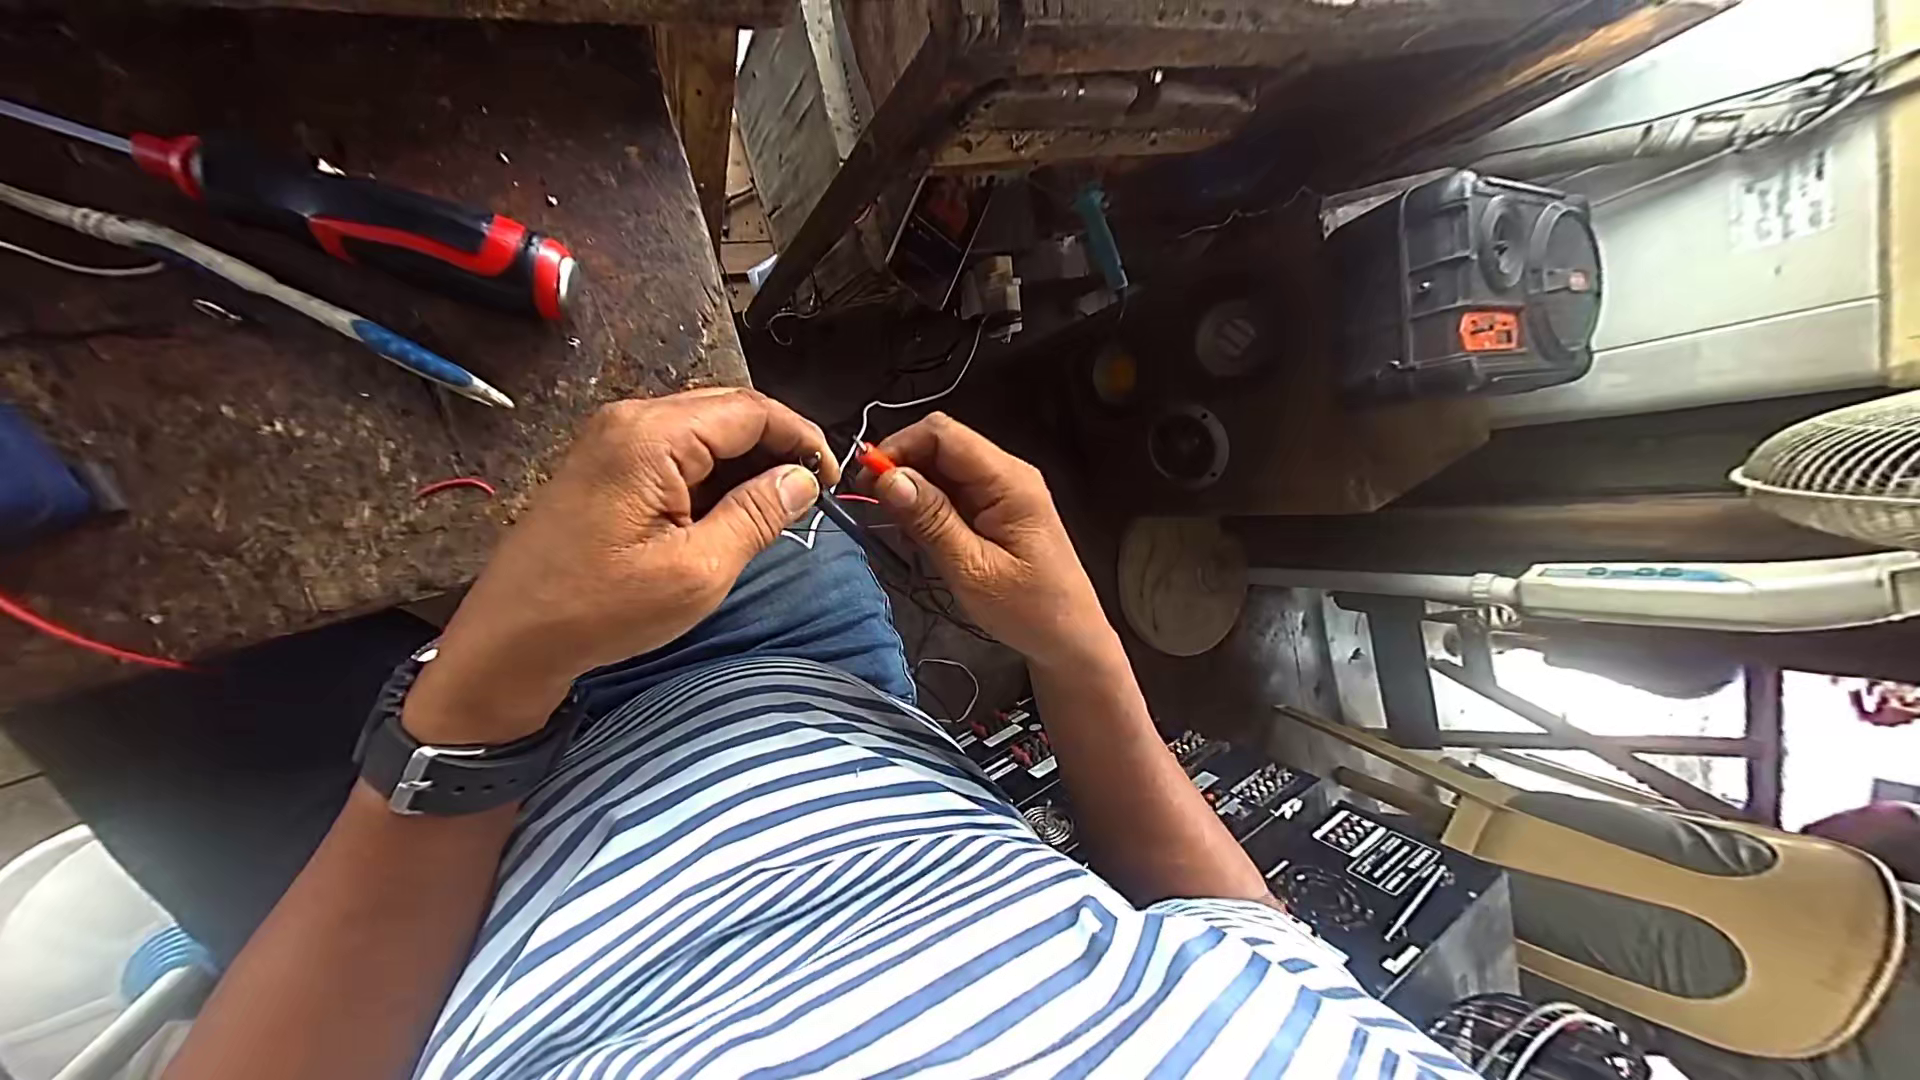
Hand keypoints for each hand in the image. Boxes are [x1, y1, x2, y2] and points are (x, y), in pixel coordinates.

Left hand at [405, 388, 834, 743]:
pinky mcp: (610, 462)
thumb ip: (757, 515)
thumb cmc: (603, 609)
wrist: (509, 641)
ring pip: (708, 430)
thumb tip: (803, 480)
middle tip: (808, 494)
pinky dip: (718, 473)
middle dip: (779, 447)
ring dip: (750, 461)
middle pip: (730, 411)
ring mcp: (615, 438)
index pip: (751, 411)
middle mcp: (632, 420)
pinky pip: (681, 451)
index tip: (829, 479)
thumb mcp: (699, 569)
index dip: (801, 438)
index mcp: (652, 437)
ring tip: (777, 506)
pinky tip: (733, 508)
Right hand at [865, 412, 1115, 669]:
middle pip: (940, 446)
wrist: (1069, 638)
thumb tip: (888, 478)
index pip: (943, 434)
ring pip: (942, 469)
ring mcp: (1002, 492)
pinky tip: (919, 536)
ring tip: (899, 529)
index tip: (867, 481)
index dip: (899, 447)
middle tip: (874, 506)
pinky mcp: (995, 510)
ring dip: (912, 491)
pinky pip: (952, 493)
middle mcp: (1007, 475)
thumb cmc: (1031, 610)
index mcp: (1009, 481)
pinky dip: (927, 508)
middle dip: (901, 469)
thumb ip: (931, 520)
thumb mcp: (973, 569)